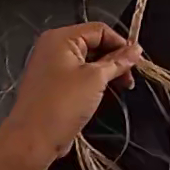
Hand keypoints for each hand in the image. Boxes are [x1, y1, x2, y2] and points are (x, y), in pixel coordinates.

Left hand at [0, 23, 142, 167]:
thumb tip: (137, 49)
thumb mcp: (96, 78)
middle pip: (94, 43)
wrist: (32, 140)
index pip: (100, 30)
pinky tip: (104, 94)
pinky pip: (79, 74)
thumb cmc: (64, 104)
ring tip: (121, 88)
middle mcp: (54, 47)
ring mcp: (52, 66)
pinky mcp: (53, 84)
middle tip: (129, 80)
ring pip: (89, 61)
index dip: (121, 44)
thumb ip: (118, 61)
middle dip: (115, 59)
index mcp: (61, 38)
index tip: (137, 64)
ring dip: (107, 72)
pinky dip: (95, 81)